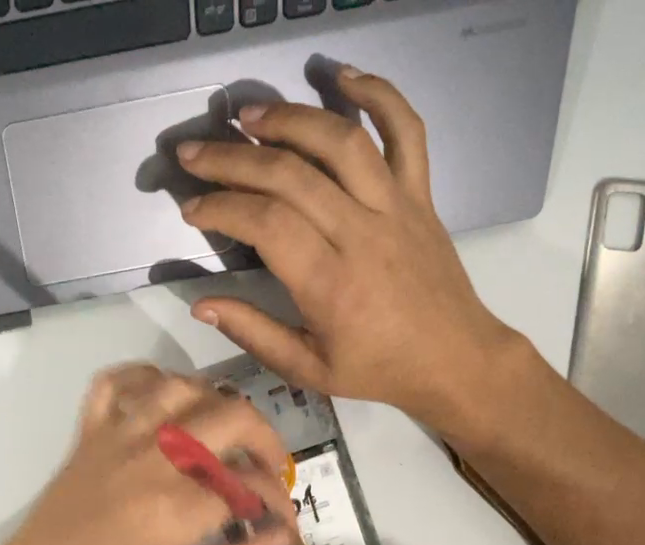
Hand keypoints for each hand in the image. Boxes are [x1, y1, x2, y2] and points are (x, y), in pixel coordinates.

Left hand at [0, 364, 297, 544]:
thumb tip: (283, 536)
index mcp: (177, 509)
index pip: (249, 484)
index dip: (277, 500)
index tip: (281, 519)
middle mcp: (152, 461)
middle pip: (230, 417)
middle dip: (266, 440)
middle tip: (267, 468)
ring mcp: (116, 439)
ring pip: (180, 387)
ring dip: (214, 402)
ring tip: (223, 432)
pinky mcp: (88, 433)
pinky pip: (114, 381)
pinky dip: (143, 376)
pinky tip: (163, 399)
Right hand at [175, 68, 537, 436]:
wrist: (453, 357)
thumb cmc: (374, 367)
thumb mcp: (305, 367)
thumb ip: (252, 333)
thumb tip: (201, 304)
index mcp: (330, 282)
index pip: (266, 223)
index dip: (221, 208)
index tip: (191, 209)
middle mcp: (361, 233)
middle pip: (291, 175)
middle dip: (233, 159)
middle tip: (194, 152)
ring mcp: (395, 206)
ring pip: (341, 142)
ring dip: (290, 119)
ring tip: (248, 114)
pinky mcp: (419, 194)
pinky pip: (407, 132)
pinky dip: (380, 96)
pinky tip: (344, 77)